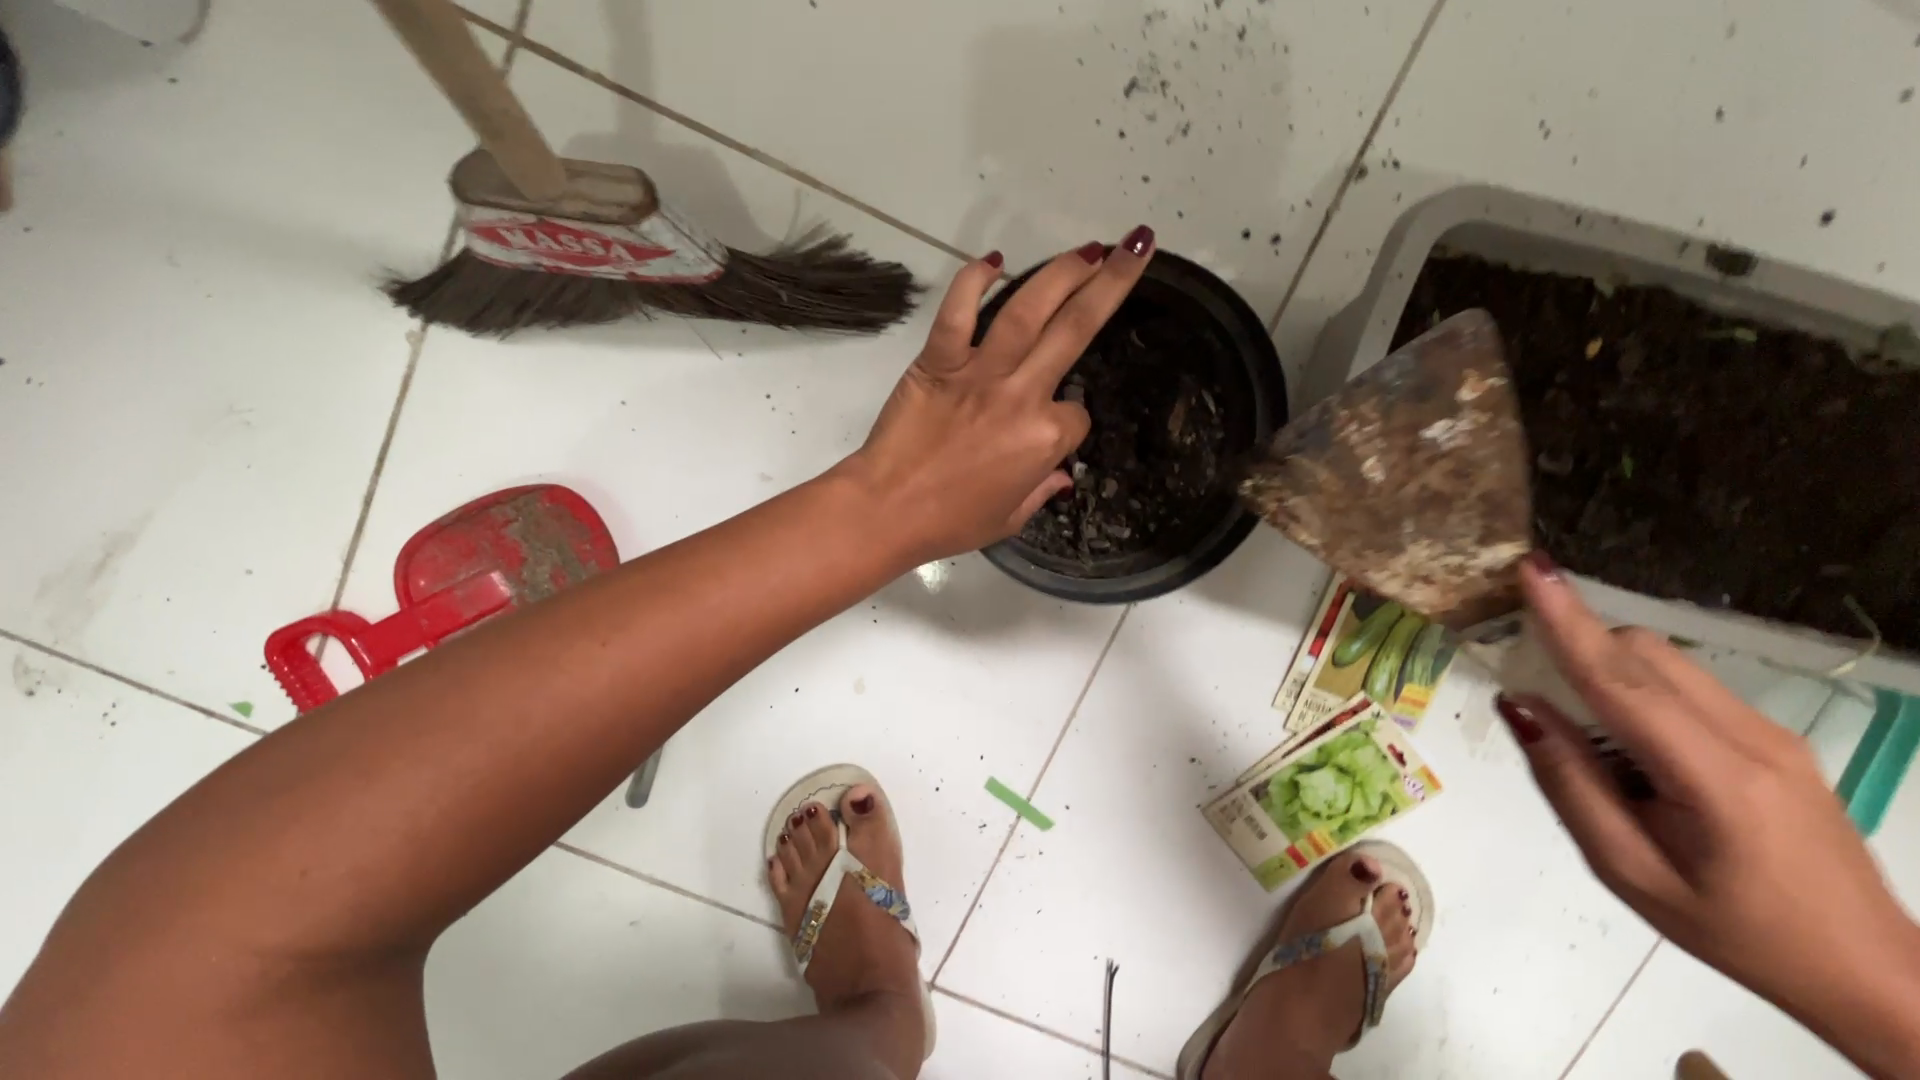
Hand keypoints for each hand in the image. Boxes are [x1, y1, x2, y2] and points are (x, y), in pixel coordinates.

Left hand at [833, 228, 1155, 564]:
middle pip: (1076, 330)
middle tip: (1137, 246)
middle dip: (1113, 283)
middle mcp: (1021, 396)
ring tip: (1090, 248)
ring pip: (1028, 310)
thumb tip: (1060, 476)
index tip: (1051, 429)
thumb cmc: (950, 523)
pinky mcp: (938, 361)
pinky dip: (973, 281)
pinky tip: (994, 258)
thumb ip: (1040, 490)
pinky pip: (958, 313)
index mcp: (1045, 439)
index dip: (1070, 420)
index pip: (1077, 413)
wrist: (886, 511)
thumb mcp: (1009, 518)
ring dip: (1063, 272)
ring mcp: (979, 373)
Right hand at [1497, 554, 1919, 1040]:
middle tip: (1532, 683)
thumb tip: (1522, 707)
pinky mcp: (1774, 738)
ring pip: (1668, 662)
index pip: (1623, 681)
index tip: (1532, 569)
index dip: (1568, 622)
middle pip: (1646, 653)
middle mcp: (1750, 736)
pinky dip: (1638, 692)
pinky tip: (1632, 752)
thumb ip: (1570, 782)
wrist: (1865, 970)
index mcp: (1714, 776)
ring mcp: (1770, 733)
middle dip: (1581, 646)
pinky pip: (1688, 687)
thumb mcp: (1628, 870)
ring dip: (1609, 670)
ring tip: (1586, 737)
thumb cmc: (1733, 930)